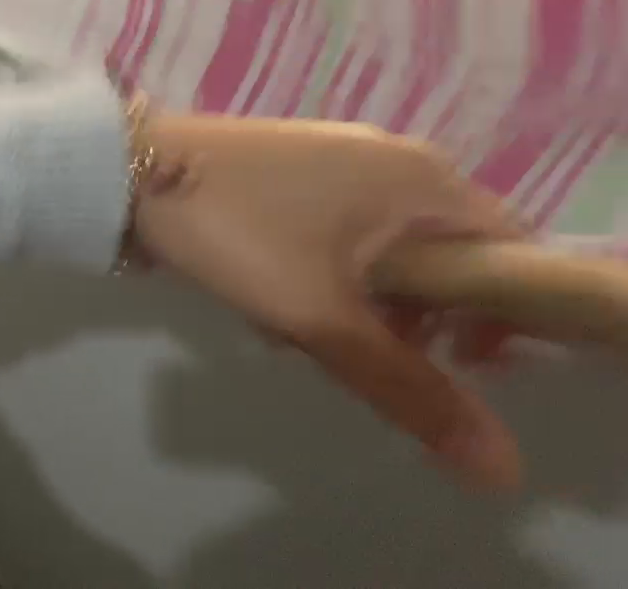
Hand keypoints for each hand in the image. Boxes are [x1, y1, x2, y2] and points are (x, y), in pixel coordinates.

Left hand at [131, 114, 523, 489]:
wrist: (117, 167)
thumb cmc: (229, 227)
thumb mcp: (319, 314)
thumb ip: (407, 385)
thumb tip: (498, 468)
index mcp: (421, 177)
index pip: (511, 254)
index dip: (501, 318)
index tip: (460, 363)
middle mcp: (384, 158)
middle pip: (438, 258)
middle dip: (404, 317)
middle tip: (353, 349)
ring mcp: (324, 159)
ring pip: (372, 252)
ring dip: (347, 303)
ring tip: (292, 331)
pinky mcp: (275, 171)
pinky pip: (323, 233)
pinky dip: (309, 273)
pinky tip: (262, 302)